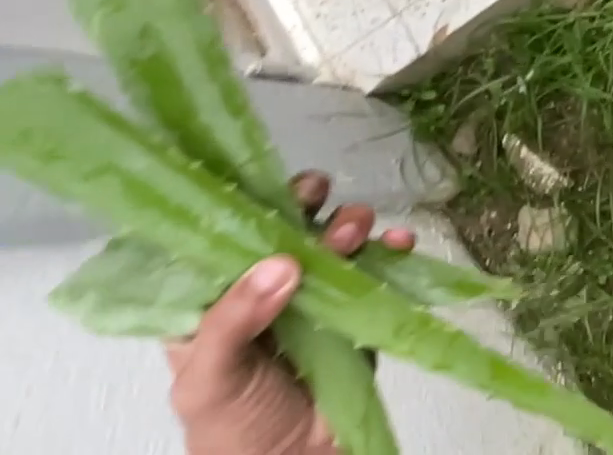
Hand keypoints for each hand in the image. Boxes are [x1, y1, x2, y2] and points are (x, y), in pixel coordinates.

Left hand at [166, 171, 415, 454]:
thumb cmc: (236, 428)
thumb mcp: (210, 381)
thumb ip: (233, 322)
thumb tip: (283, 262)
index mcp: (212, 305)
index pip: (219, 244)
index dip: (239, 209)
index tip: (262, 185)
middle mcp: (264, 290)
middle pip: (283, 231)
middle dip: (303, 207)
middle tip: (318, 195)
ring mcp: (315, 294)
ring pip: (333, 240)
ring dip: (350, 224)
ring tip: (360, 229)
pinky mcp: (358, 302)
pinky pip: (378, 264)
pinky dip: (393, 246)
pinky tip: (400, 242)